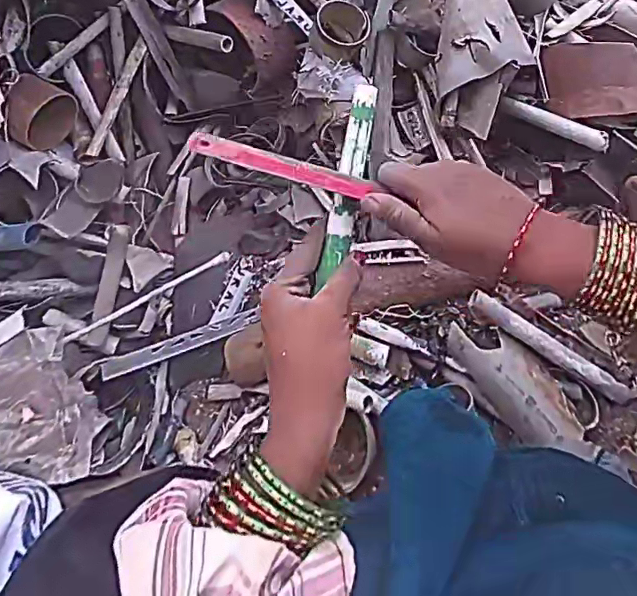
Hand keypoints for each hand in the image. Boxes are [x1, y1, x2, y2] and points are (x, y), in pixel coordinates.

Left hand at [257, 230, 359, 497]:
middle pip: (317, 269)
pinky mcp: (309, 338)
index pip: (307, 249)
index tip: (344, 218)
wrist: (309, 418)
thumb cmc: (310, 371)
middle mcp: (282, 304)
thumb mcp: (332, 312)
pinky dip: (343, 308)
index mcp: (278, 292)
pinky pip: (329, 310)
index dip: (329, 234)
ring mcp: (295, 322)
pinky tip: (352, 314)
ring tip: (355, 292)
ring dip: (344, 289)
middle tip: (358, 258)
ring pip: (326, 290)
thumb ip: (343, 278)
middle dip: (340, 266)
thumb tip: (352, 259)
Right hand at [360, 161, 536, 279]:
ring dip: (429, 197)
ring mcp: (463, 168)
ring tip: (445, 226)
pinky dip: (450, 195)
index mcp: (425, 182)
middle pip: (408, 174)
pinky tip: (463, 218)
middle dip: (406, 197)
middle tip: (418, 227)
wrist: (527, 240)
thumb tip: (370, 200)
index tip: (381, 208)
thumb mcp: (430, 240)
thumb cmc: (482, 246)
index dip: (381, 191)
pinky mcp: (479, 173)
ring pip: (431, 177)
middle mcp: (443, 168)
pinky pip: (453, 179)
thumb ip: (397, 216)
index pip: (386, 171)